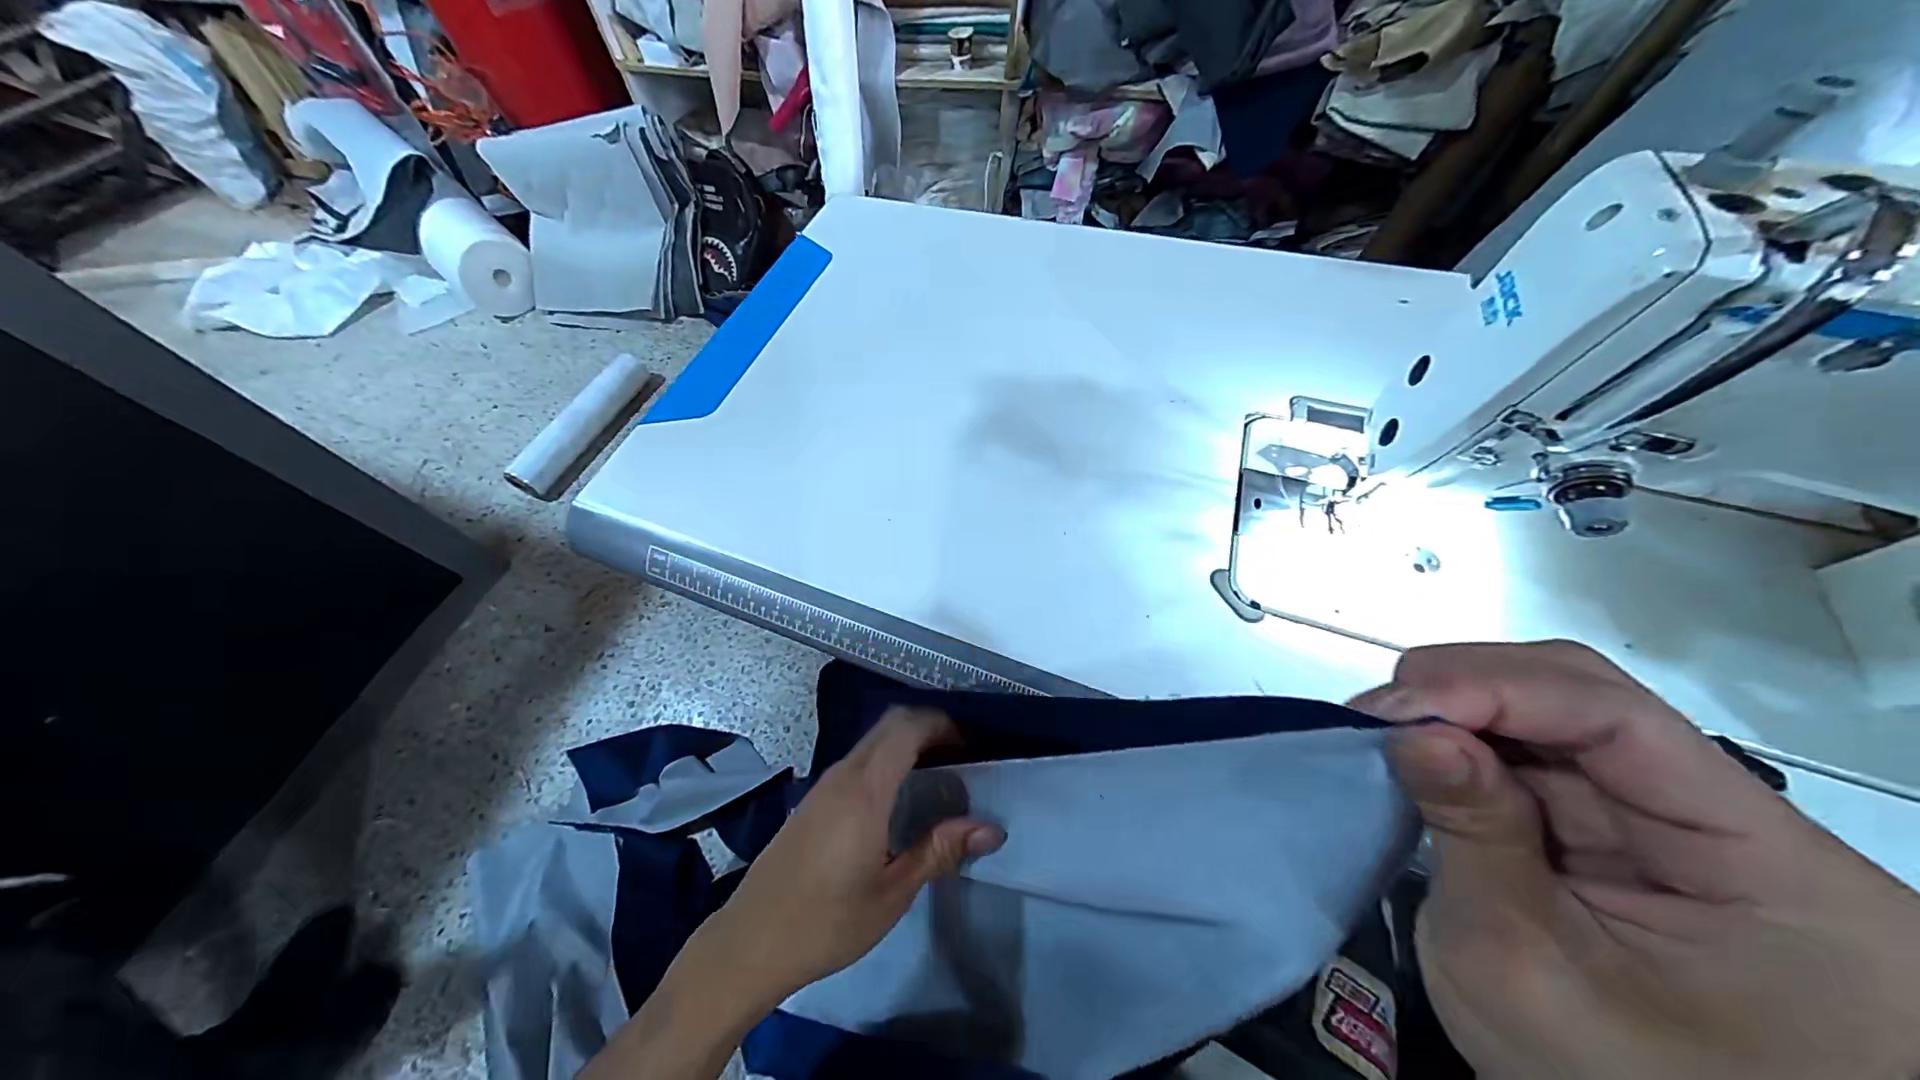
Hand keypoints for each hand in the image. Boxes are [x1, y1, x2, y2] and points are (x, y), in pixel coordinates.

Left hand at [582, 707, 1003, 1079]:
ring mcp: (822, 786)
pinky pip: (857, 761)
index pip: (905, 728)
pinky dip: (887, 760)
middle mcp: (841, 775)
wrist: (749, 942)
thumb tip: (992, 828)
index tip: (972, 744)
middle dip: (929, 727)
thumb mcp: (891, 893)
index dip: (942, 724)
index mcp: (863, 791)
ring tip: (940, 773)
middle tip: (963, 756)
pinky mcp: (812, 800)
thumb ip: (939, 851)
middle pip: (889, 724)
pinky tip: (901, 796)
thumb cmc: (825, 922)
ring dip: (907, 743)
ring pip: (871, 741)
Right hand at [1352, 640, 1919, 1079]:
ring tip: (1389, 733)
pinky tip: (1427, 757)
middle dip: (1470, 692)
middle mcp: (1743, 825)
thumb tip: (1413, 729)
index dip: (1495, 691)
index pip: (1621, 720)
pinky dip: (1472, 749)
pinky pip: (1544, 761)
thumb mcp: (1516, 964)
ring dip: (1463, 715)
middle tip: (1379, 715)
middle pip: (1594, 701)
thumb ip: (1471, 834)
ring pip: (1561, 720)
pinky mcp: (1632, 836)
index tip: (1394, 707)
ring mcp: (1685, 828)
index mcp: (1773, 867)